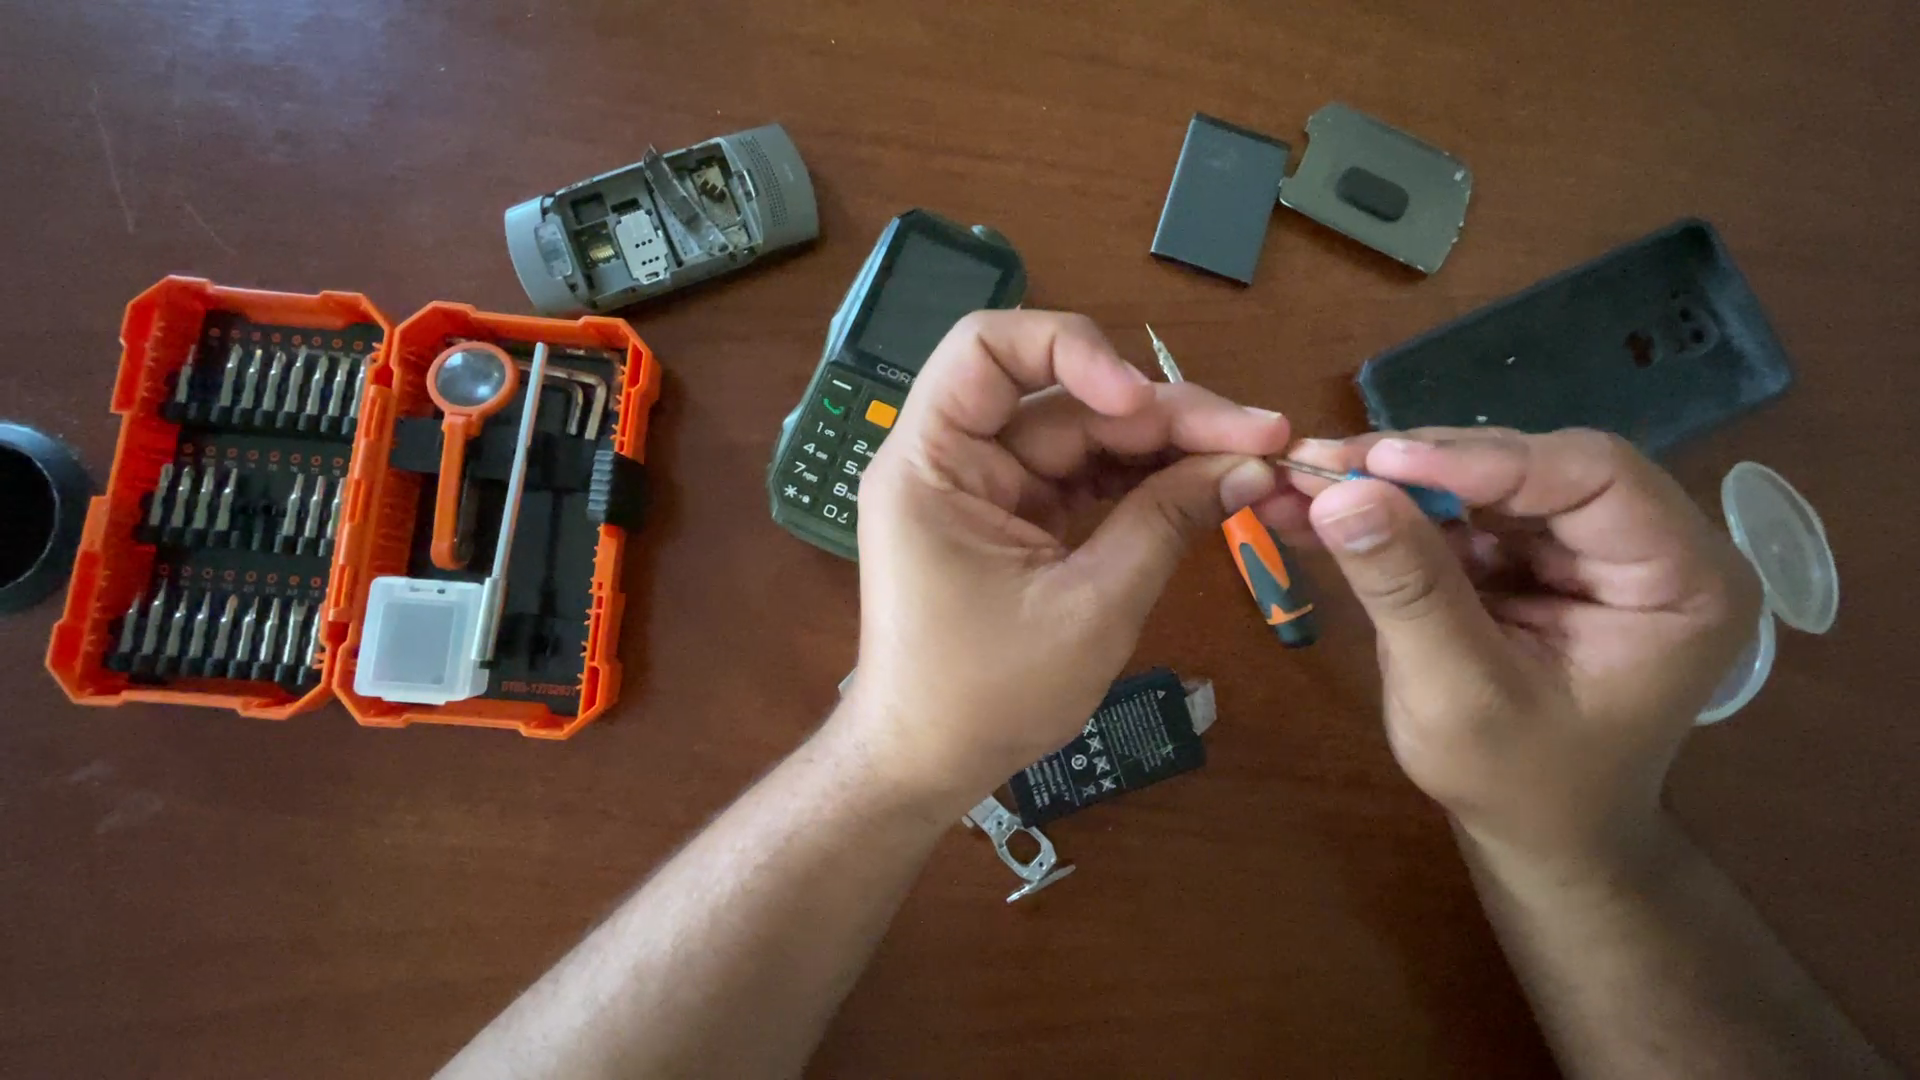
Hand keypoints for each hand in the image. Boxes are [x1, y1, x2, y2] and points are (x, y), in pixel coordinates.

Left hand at [829, 311, 1293, 814]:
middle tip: (1261, 436)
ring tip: (1252, 459)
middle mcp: (952, 458)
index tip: (1143, 401)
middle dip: (1159, 412)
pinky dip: (1139, 480)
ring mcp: (985, 488)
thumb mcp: (1089, 608)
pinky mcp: (1014, 517)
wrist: (930, 761)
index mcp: (931, 462)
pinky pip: (1080, 476)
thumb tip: (1248, 463)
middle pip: (1061, 397)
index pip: (989, 347)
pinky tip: (1204, 484)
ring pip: (1081, 434)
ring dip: (1163, 445)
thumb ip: (1165, 523)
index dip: (1073, 350)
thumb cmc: (988, 696)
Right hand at [1284, 429, 1761, 864]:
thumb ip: (1406, 588)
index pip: (1592, 476)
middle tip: (1322, 464)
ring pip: (1476, 484)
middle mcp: (1637, 547)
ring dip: (1384, 484)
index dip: (1483, 459)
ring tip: (1303, 483)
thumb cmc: (1518, 780)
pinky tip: (1316, 511)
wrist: (1534, 829)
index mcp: (1677, 581)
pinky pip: (1447, 517)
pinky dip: (1380, 513)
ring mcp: (1574, 550)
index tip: (1378, 462)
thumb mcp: (1458, 691)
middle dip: (1417, 466)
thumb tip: (1336, 494)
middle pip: (1527, 468)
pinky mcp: (1519, 559)